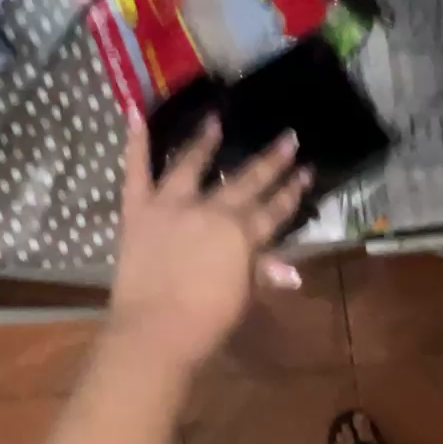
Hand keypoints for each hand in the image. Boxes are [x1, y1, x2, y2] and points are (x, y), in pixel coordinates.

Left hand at [107, 112, 310, 368]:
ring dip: (205, 141)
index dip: (292, 191)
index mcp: (242, 236)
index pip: (274, 210)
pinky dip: (135, 142)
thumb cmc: (209, 322)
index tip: (306, 170)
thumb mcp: (243, 297)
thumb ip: (262, 274)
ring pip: (192, 165)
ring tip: (216, 120)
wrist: (157, 331)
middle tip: (287, 138)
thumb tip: (291, 271)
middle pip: (245, 182)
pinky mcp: (138, 210)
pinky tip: (136, 112)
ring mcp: (172, 206)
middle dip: (269, 161)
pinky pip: (136, 170)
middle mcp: (211, 211)